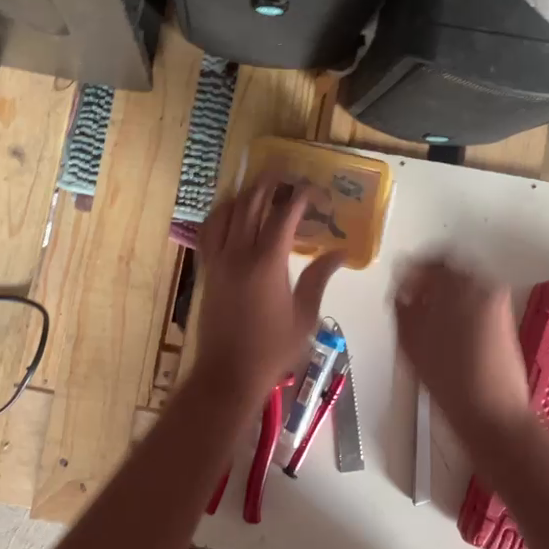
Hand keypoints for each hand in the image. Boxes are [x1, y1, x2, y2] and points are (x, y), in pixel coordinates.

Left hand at [191, 172, 346, 401]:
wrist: (229, 373)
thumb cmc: (273, 349)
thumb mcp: (305, 315)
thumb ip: (319, 277)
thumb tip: (341, 252)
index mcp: (267, 263)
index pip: (284, 215)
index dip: (301, 197)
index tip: (315, 191)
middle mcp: (239, 254)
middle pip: (252, 204)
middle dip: (271, 184)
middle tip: (288, 174)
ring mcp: (218, 261)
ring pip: (227, 212)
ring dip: (245, 194)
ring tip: (261, 186)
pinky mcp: (207, 271)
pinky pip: (208, 231)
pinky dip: (220, 214)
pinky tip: (231, 212)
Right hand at [393, 257, 533, 432]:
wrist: (493, 413)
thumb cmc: (448, 378)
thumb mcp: (412, 341)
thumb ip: (403, 307)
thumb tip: (400, 290)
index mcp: (460, 284)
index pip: (433, 260)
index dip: (412, 269)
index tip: (399, 283)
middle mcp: (484, 287)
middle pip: (452, 270)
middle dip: (429, 280)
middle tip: (410, 299)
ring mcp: (498, 306)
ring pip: (465, 287)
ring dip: (444, 295)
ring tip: (425, 319)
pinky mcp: (504, 324)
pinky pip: (476, 303)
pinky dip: (459, 308)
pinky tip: (444, 333)